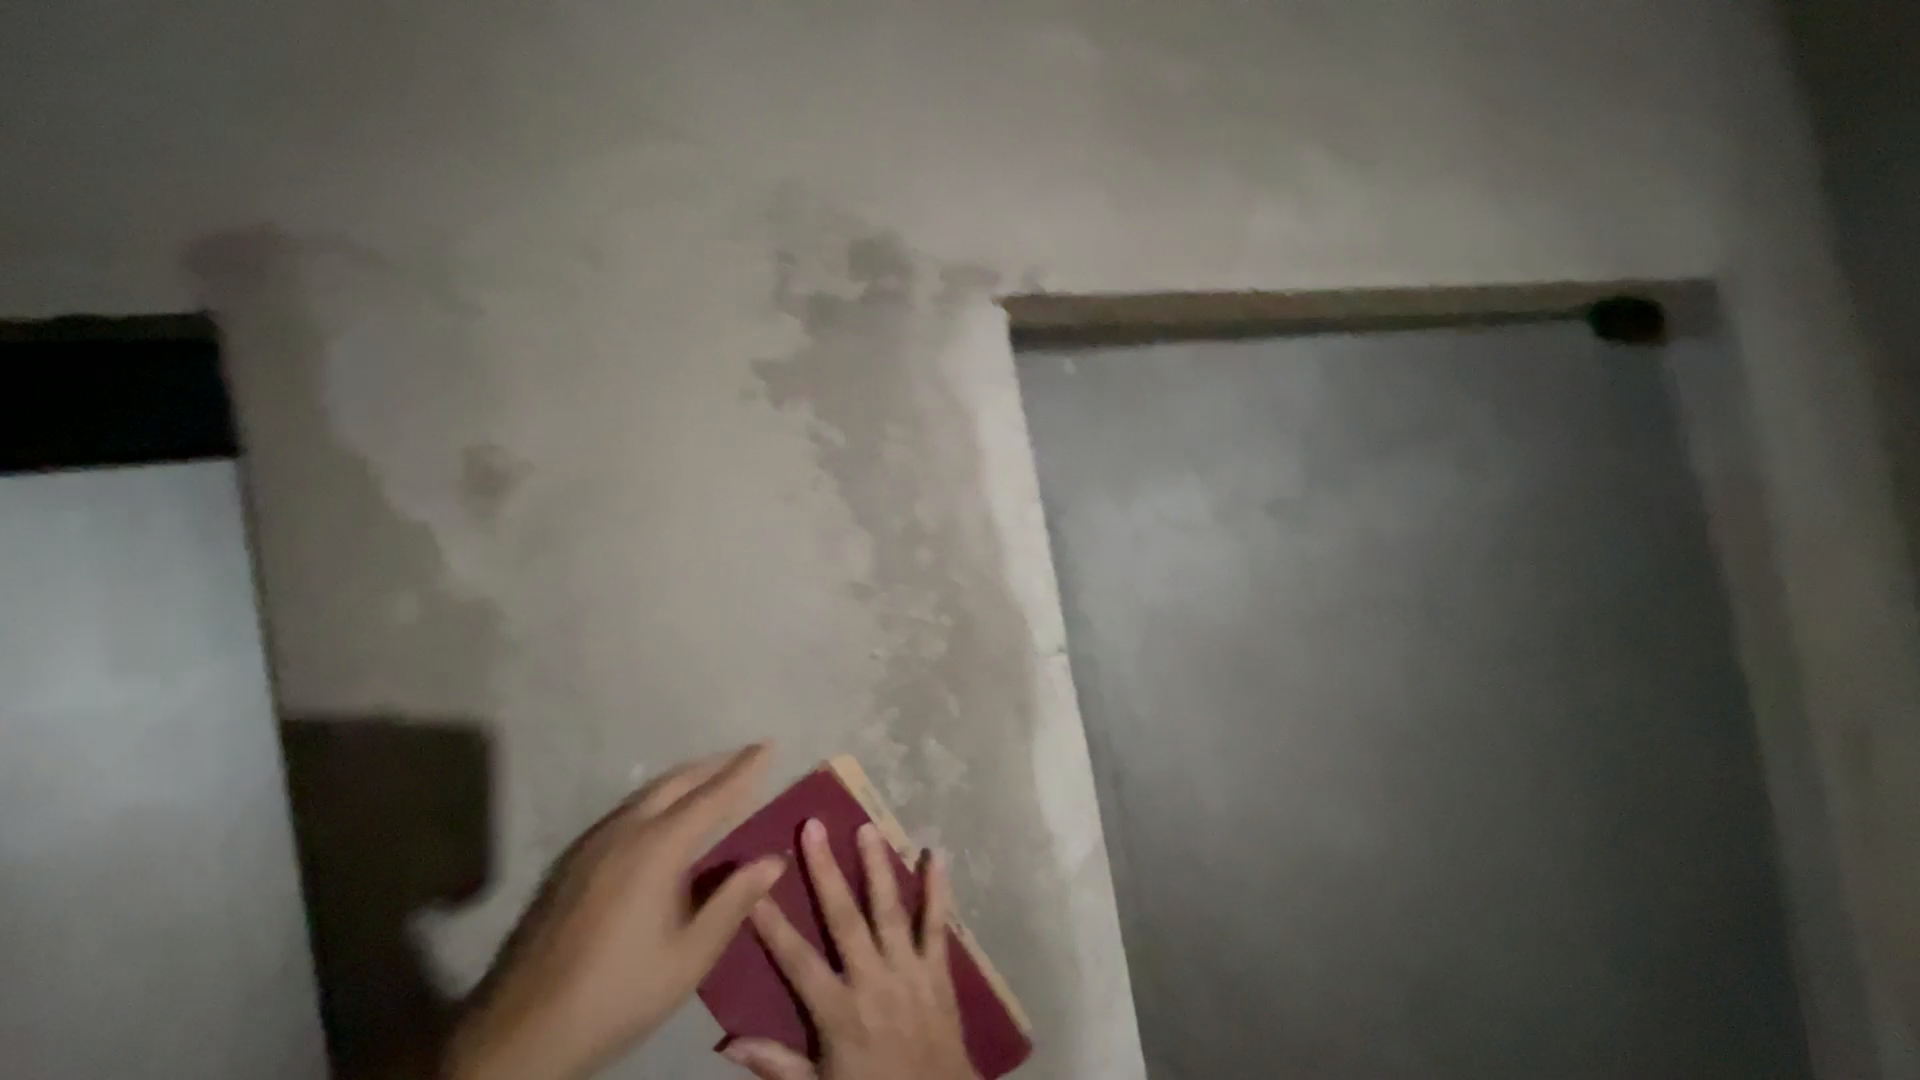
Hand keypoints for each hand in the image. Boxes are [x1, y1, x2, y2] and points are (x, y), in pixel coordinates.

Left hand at [443, 744, 784, 1079]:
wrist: (521, 1030)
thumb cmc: (619, 993)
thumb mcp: (690, 956)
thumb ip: (734, 901)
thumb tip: (773, 859)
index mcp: (656, 849)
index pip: (711, 796)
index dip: (743, 770)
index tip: (767, 745)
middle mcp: (622, 833)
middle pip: (674, 783)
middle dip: (712, 766)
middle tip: (744, 756)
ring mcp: (589, 845)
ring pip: (645, 795)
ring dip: (683, 781)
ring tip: (711, 781)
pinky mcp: (569, 864)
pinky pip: (624, 814)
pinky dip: (656, 802)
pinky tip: (662, 821)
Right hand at [723, 820, 977, 1079]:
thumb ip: (778, 1064)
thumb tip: (728, 1042)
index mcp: (838, 1011)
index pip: (797, 960)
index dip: (773, 924)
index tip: (754, 886)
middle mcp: (873, 980)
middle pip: (844, 918)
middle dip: (825, 871)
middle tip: (813, 826)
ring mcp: (909, 971)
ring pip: (890, 910)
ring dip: (877, 867)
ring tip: (867, 827)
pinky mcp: (940, 970)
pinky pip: (938, 925)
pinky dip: (938, 889)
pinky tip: (935, 855)